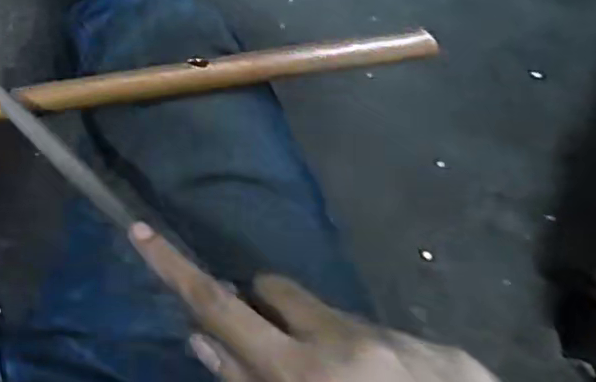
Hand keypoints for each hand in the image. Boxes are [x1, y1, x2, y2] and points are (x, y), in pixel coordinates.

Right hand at [129, 224, 497, 381]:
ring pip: (340, 318)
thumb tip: (203, 336)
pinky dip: (392, 367)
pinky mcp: (457, 357)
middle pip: (278, 291)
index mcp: (306, 375)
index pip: (219, 306)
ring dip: (334, 344)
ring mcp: (407, 344)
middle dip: (270, 310)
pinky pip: (401, 344)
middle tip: (284, 354)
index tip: (138, 228)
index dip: (174, 268)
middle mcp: (351, 342)